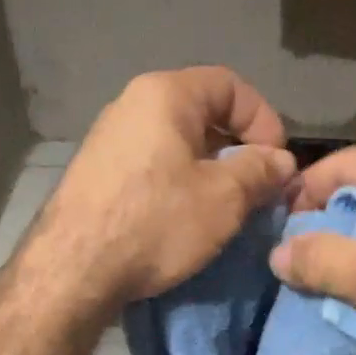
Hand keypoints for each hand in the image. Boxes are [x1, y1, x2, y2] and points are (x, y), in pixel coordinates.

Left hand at [40, 67, 296, 304]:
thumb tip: (280, 162)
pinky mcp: (93, 178)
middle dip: (235, 151)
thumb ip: (259, 172)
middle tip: (254, 191)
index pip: (230, 85)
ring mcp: (106, 142)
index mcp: (165, 94)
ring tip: (221, 212)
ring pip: (173, 147)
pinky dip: (174, 189)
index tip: (276, 163)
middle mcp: (130, 106)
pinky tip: (180, 223)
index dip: (263, 120)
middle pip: (199, 116)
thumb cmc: (155, 223)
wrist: (74, 270)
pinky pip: (148, 171)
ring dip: (205, 174)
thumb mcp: (223, 198)